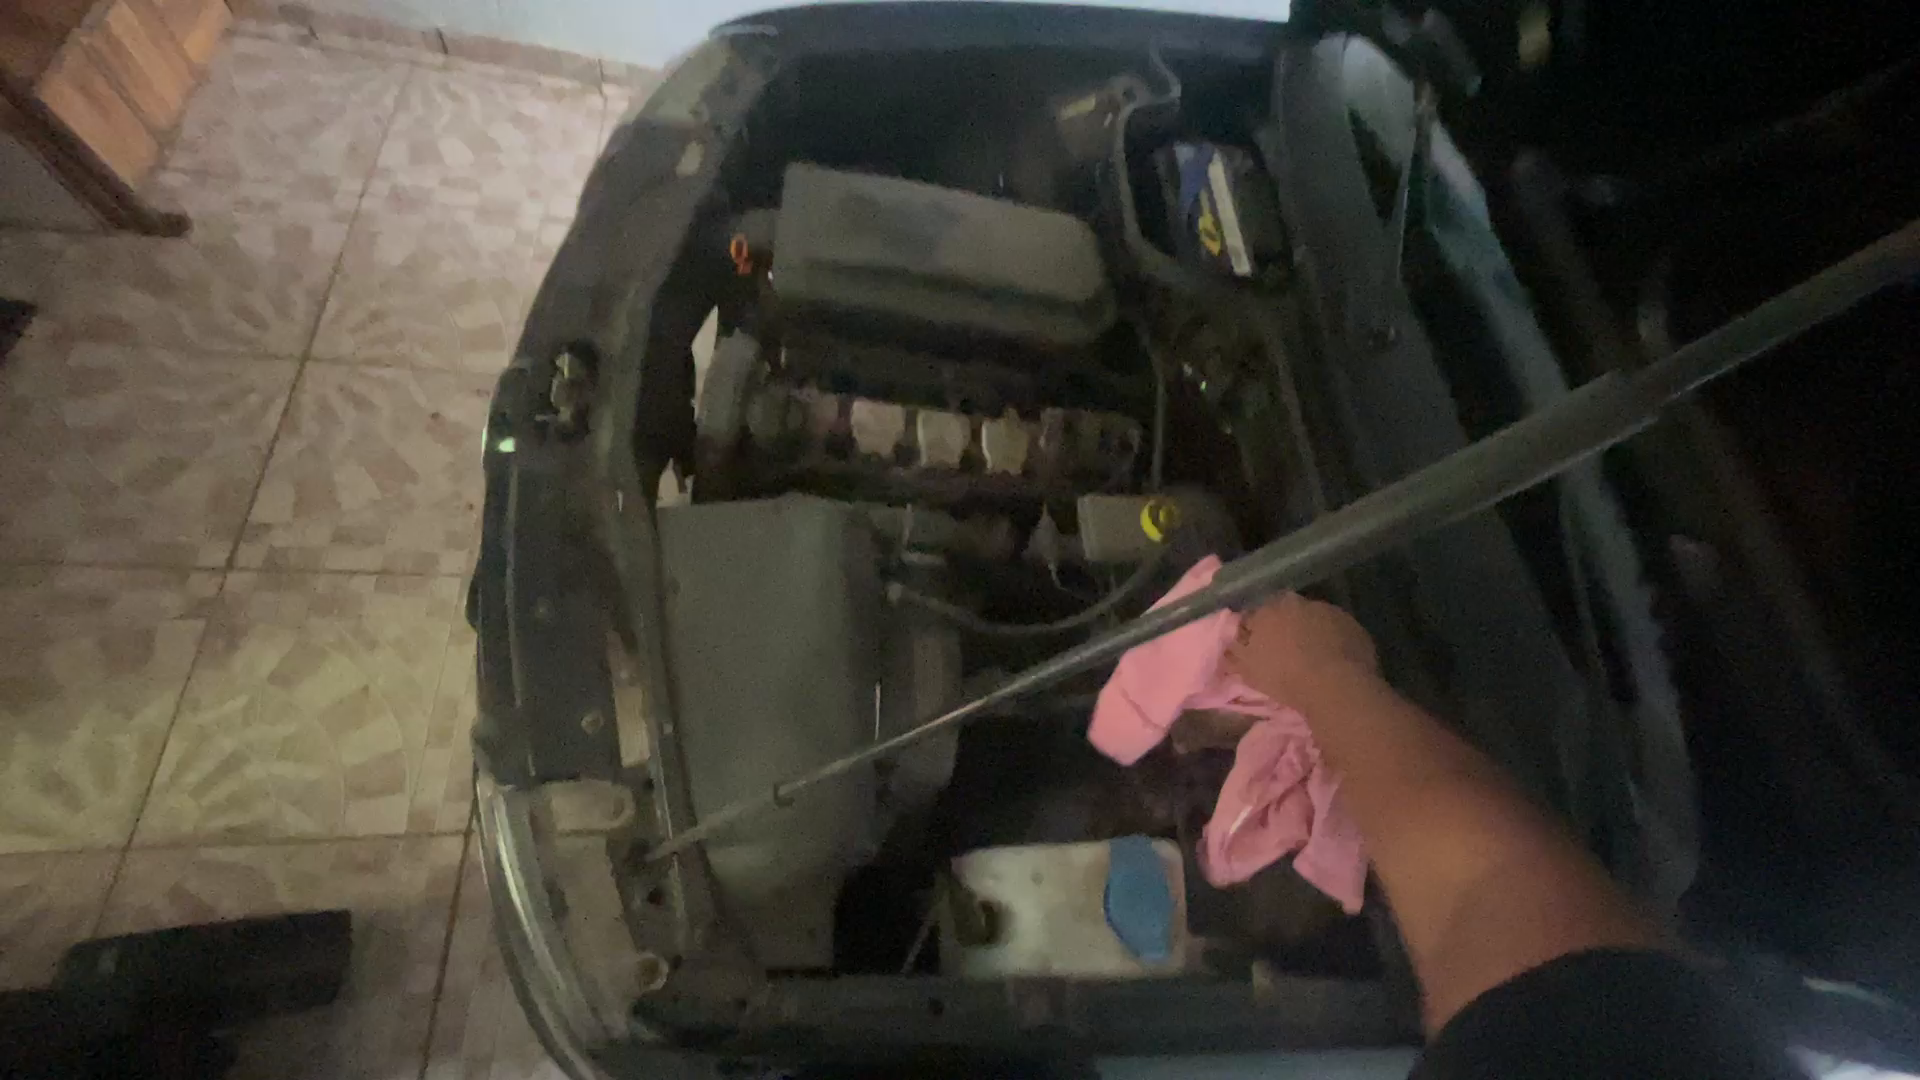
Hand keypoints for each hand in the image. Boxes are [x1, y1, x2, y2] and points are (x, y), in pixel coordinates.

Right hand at [1225, 592, 1380, 709]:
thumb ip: (1233, 653)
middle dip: (1282, 628)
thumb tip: (1226, 645)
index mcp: (1267, 609)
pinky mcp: (1352, 624)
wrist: (1337, 687)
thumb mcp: (1247, 670)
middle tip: (1283, 652)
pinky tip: (1332, 660)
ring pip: (1312, 619)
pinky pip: (1336, 629)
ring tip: (1311, 657)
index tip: (1255, 648)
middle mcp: (1297, 601)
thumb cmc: (1284, 676)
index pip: (1253, 615)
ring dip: (1308, 632)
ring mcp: (1327, 610)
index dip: (1253, 632)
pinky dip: (1332, 639)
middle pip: (1284, 613)